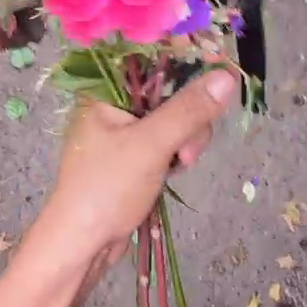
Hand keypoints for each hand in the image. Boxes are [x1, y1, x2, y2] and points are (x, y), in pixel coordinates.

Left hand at [39, 68, 237, 262]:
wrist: (79, 248)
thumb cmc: (105, 189)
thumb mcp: (151, 145)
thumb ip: (189, 110)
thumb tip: (227, 75)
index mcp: (105, 90)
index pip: (152, 58)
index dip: (185, 63)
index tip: (214, 75)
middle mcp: (114, 105)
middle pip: (170, 91)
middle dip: (188, 119)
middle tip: (185, 150)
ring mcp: (124, 132)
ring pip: (173, 119)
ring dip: (185, 140)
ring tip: (178, 166)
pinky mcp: (133, 156)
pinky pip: (166, 141)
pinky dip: (176, 154)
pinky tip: (173, 171)